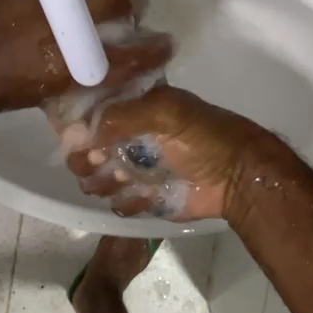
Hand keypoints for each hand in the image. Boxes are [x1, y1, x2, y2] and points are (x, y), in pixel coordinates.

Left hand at [0, 0, 173, 117]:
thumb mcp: (32, 96)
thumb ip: (63, 79)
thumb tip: (80, 69)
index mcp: (69, 67)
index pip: (125, 56)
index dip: (150, 51)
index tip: (165, 45)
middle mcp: (64, 30)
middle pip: (115, 6)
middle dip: (129, 8)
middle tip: (130, 11)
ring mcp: (44, 2)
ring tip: (85, 0)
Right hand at [62, 86, 281, 222]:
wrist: (237, 178)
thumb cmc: (204, 136)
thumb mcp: (167, 112)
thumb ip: (122, 116)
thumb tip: (83, 134)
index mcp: (128, 108)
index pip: (86, 113)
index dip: (75, 125)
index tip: (77, 136)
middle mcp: (123, 137)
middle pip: (81, 150)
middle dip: (85, 159)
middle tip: (100, 162)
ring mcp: (130, 168)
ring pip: (92, 179)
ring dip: (103, 181)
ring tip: (127, 179)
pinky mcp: (140, 196)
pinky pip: (115, 203)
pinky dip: (126, 202)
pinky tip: (146, 196)